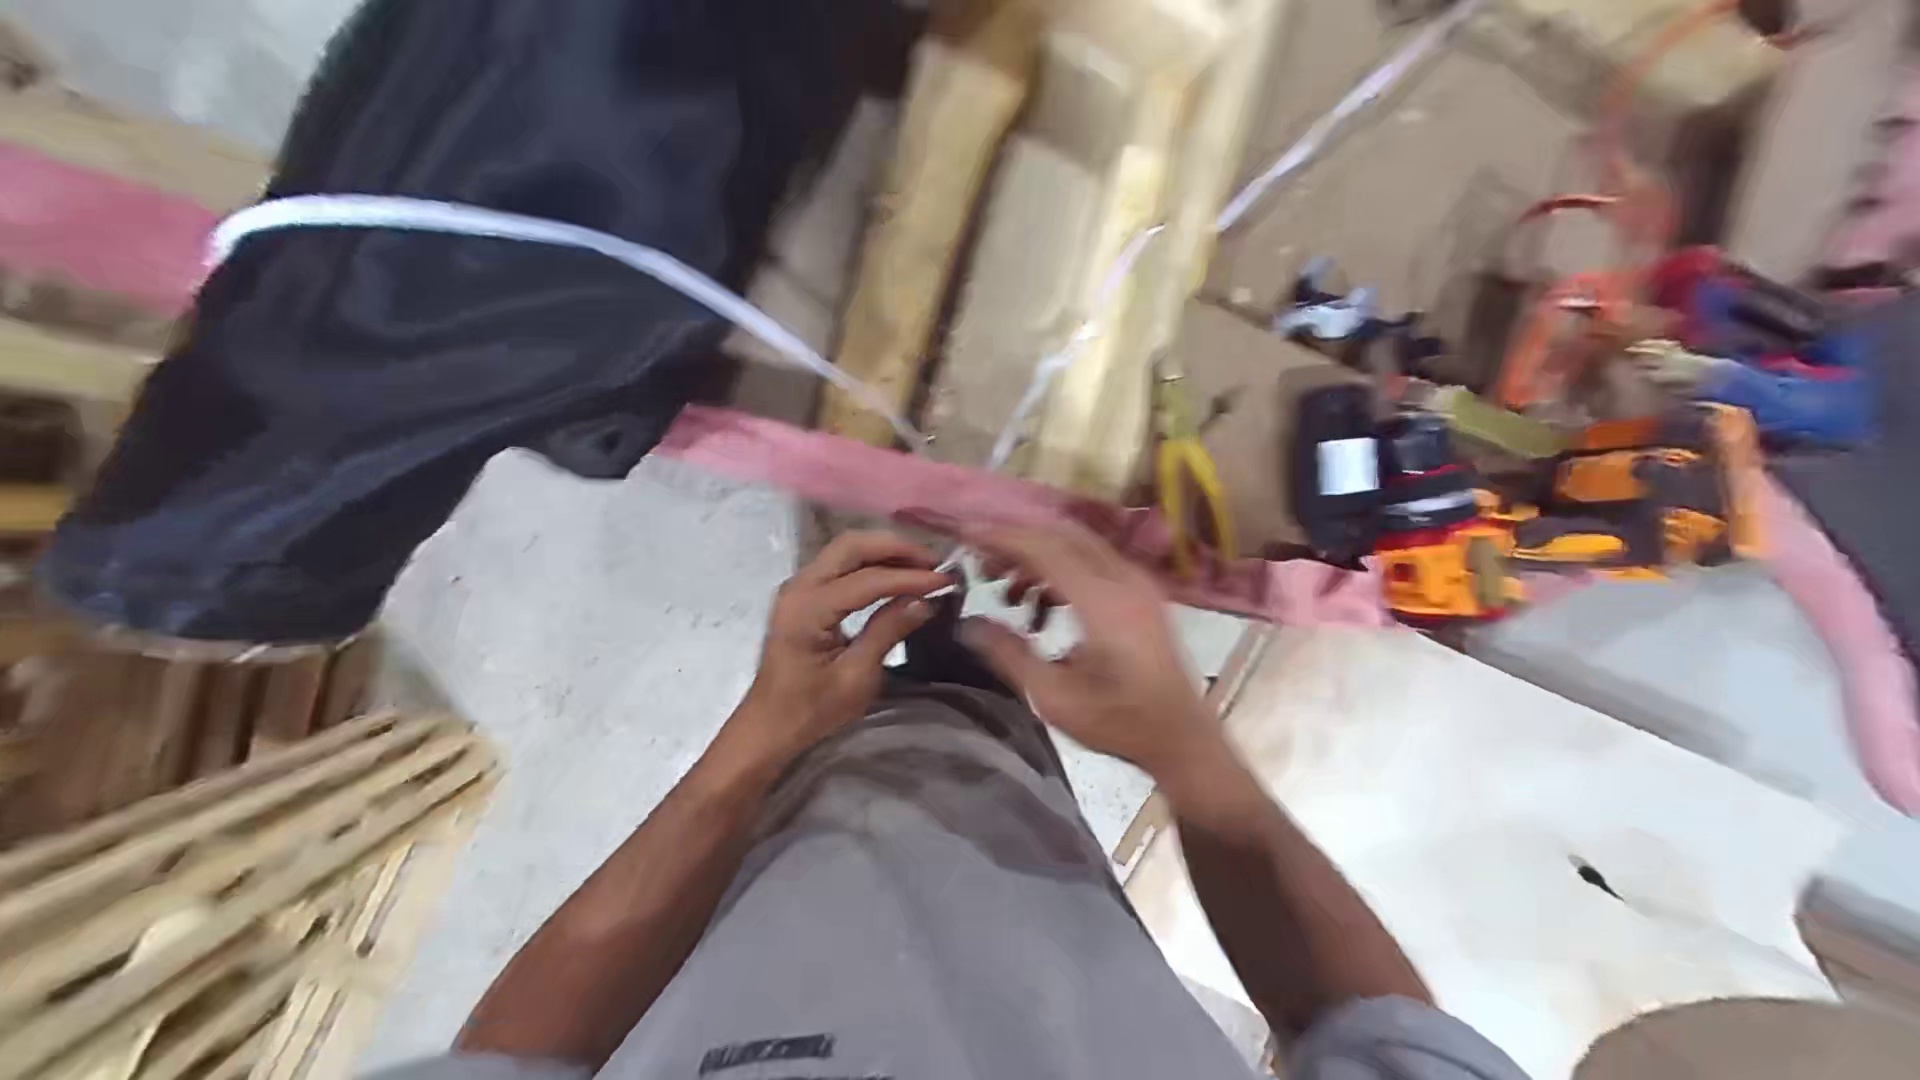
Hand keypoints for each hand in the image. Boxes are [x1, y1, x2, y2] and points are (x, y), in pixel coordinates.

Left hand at [723, 531, 951, 767]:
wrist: (769, 726)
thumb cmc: (811, 710)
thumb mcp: (857, 676)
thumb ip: (888, 630)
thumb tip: (925, 600)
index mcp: (808, 608)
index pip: (868, 579)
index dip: (910, 577)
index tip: (945, 580)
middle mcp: (799, 586)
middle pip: (852, 546)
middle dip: (896, 549)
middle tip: (934, 562)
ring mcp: (798, 587)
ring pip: (846, 550)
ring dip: (885, 552)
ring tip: (922, 566)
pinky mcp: (803, 594)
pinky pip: (841, 564)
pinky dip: (871, 563)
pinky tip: (896, 575)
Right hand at [958, 523, 1223, 781]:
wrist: (1183, 738)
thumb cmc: (1120, 723)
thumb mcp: (1055, 698)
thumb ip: (1009, 655)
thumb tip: (969, 624)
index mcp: (1104, 602)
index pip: (1044, 548)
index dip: (1001, 537)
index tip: (965, 536)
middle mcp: (1124, 579)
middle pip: (1061, 535)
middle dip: (1016, 539)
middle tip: (980, 558)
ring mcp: (1137, 583)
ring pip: (1078, 544)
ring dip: (1038, 554)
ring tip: (1006, 588)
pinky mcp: (1141, 593)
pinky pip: (1093, 561)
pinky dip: (1060, 568)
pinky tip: (1041, 603)